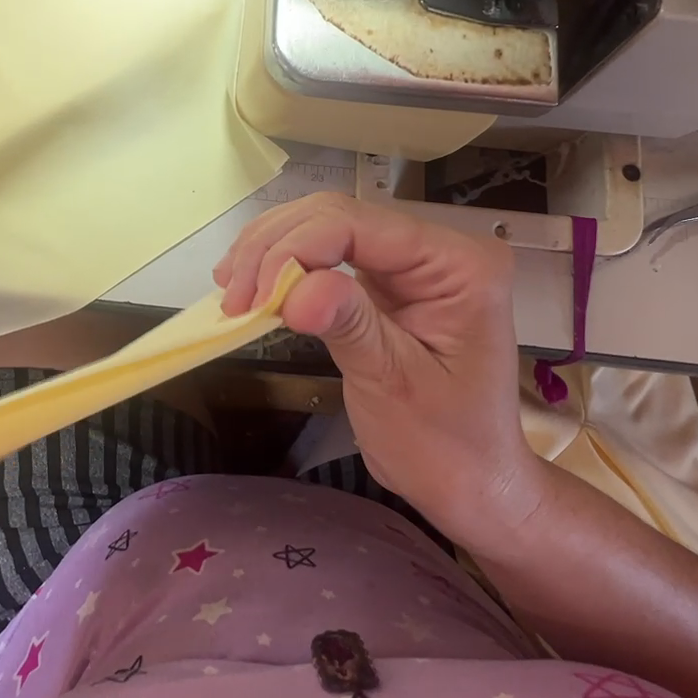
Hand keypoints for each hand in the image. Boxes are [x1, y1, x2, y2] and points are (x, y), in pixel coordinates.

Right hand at [213, 193, 543, 545]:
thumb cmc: (444, 444)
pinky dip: (279, 266)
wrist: (466, 482)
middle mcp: (434, 248)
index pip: (359, 225)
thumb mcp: (395, 385)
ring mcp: (406, 262)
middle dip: (273, 249)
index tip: (250, 297)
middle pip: (334, 216)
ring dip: (267, 254)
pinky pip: (322, 254)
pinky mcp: (381, 280)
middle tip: (232, 298)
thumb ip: (351, 326)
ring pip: (319, 226)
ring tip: (232, 294)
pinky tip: (251, 288)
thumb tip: (296, 290)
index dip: (295, 249)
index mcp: (458, 264)